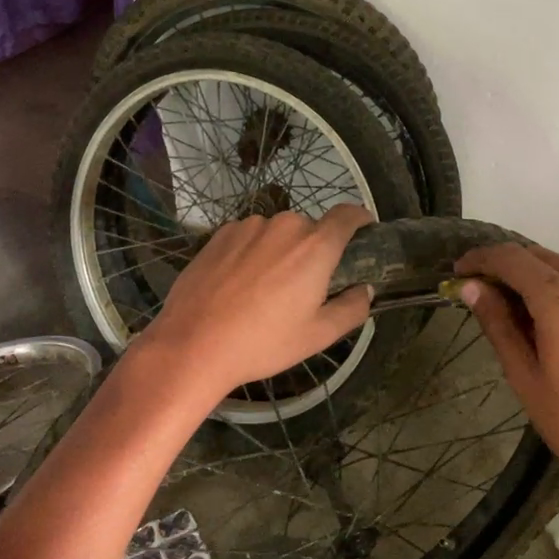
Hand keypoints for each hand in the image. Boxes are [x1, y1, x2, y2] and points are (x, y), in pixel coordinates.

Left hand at [137, 206, 374, 397]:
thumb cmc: (263, 342)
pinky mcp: (220, 234)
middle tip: (305, 286)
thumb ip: (351, 309)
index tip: (364, 232)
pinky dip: (252, 253)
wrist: (193, 344)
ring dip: (280, 251)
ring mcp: (249, 226)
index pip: (348, 214)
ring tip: (265, 290)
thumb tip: (365, 289)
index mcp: (315, 246)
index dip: (360, 219)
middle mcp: (285, 225)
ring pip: (277, 233)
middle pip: (310, 229)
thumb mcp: (318, 336)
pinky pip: (248, 237)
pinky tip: (238, 285)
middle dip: (314, 250)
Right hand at [456, 243, 558, 513]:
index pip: (510, 257)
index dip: (480, 259)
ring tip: (512, 312)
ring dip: (533, 278)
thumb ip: (498, 325)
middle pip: (537, 256)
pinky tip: (552, 324)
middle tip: (480, 294)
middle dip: (505, 267)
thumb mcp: (527, 378)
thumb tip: (472, 288)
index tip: (458, 273)